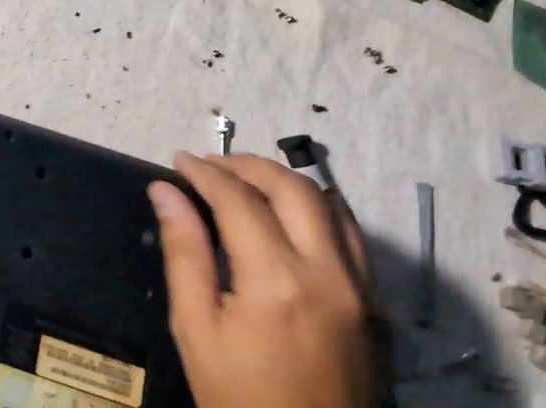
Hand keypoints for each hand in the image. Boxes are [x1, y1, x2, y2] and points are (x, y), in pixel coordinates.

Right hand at [148, 153, 382, 407]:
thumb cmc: (239, 398)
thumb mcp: (196, 329)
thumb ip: (184, 252)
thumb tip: (166, 190)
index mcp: (278, 281)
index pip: (240, 199)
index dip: (206, 172)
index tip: (179, 161)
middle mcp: (330, 276)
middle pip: (295, 189)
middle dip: (248, 166)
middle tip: (212, 166)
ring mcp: (364, 293)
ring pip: (333, 207)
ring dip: (287, 184)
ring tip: (248, 184)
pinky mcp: (379, 310)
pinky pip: (352, 240)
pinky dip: (317, 214)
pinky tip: (287, 222)